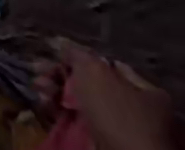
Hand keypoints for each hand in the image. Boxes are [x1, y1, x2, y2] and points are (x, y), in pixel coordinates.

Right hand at [38, 39, 183, 149]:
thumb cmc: (116, 113)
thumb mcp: (94, 71)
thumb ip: (78, 54)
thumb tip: (64, 44)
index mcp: (144, 90)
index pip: (105, 64)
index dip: (77, 58)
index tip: (56, 57)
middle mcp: (136, 109)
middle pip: (88, 83)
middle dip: (60, 76)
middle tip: (39, 72)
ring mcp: (121, 129)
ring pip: (79, 103)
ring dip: (55, 93)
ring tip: (40, 89)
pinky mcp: (105, 144)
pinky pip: (76, 123)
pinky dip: (58, 112)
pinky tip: (45, 104)